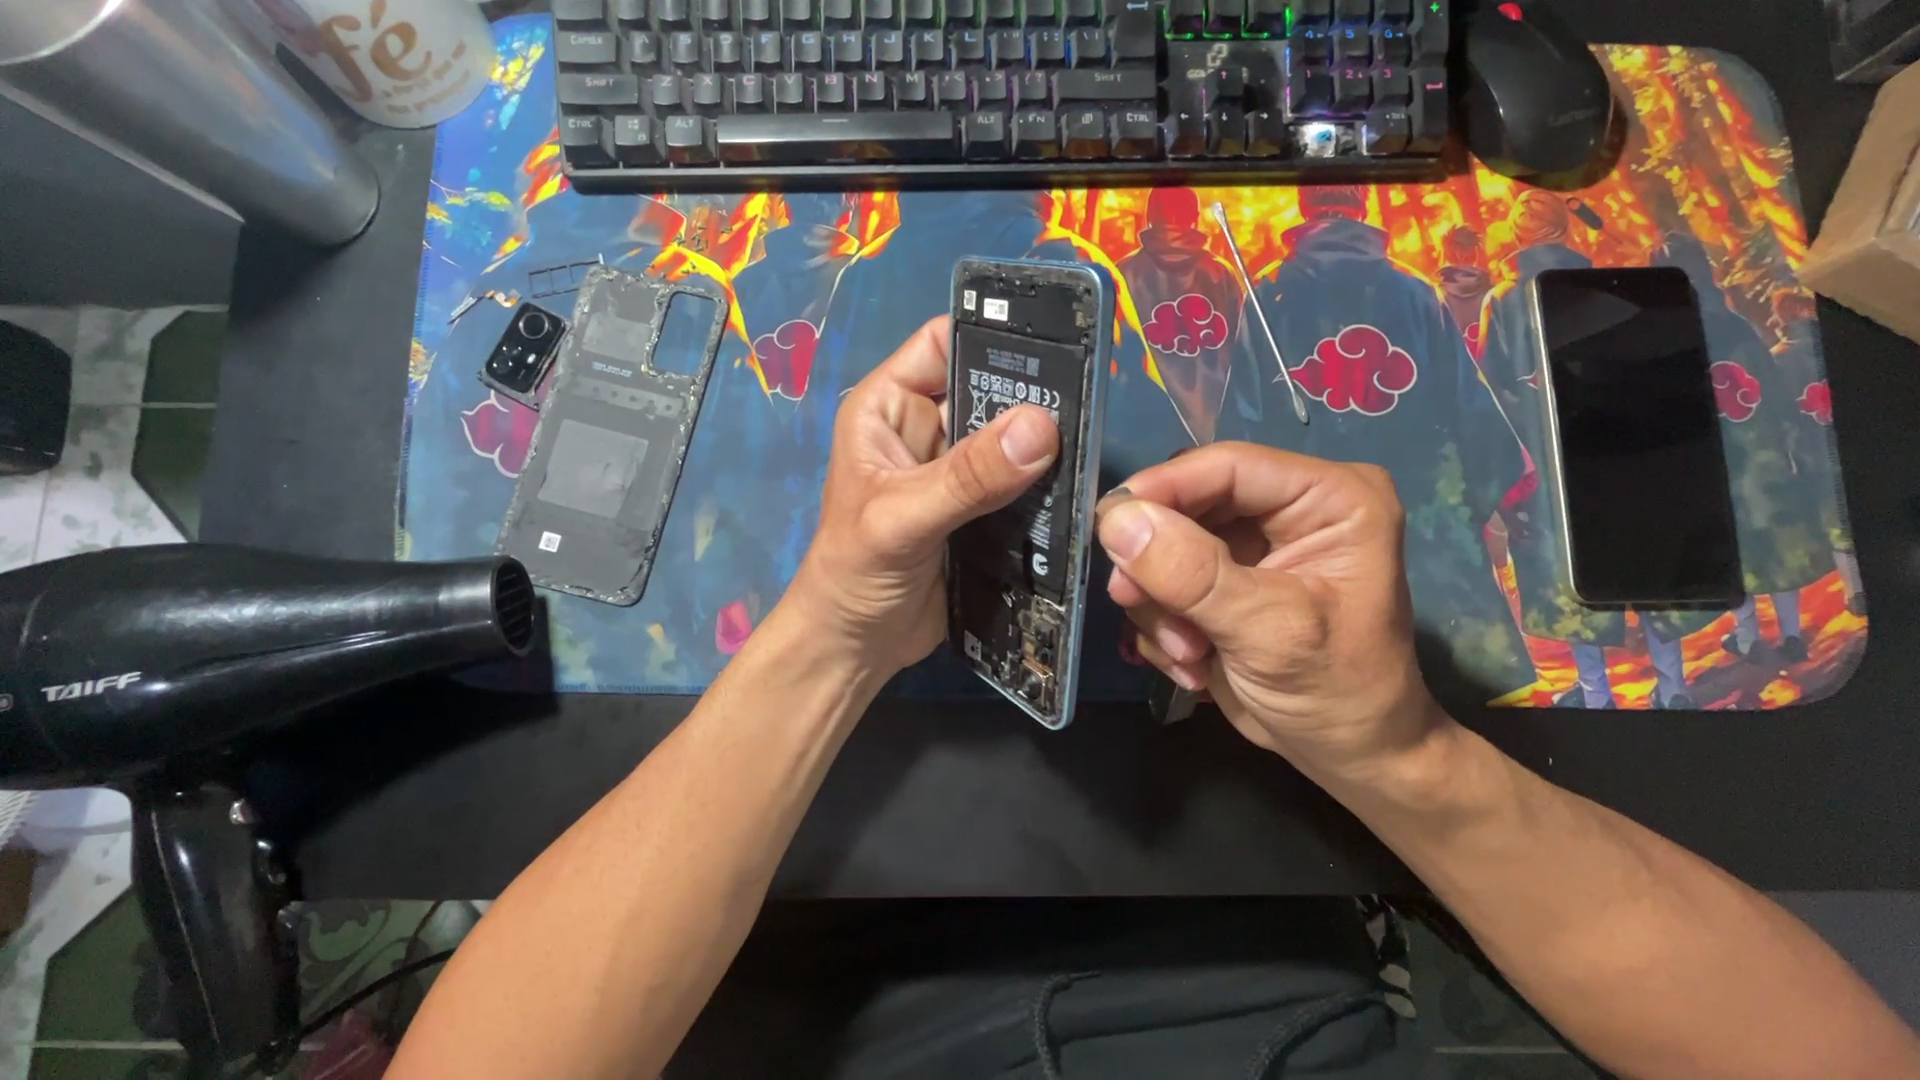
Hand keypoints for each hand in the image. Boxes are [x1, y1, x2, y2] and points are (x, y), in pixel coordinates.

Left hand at [786, 316, 1058, 675]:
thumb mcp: (903, 517)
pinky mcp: (980, 510)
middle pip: (988, 389)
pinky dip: (1046, 486)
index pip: (943, 343)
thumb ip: (966, 476)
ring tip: (1094, 442)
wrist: (857, 646)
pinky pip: (1021, 484)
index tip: (1054, 341)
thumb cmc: (854, 572)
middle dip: (1032, 392)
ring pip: (1011, 438)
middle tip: (1090, 399)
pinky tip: (1079, 487)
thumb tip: (1041, 426)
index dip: (991, 336)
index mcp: (888, 406)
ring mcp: (956, 471)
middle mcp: (925, 428)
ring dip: (1045, 444)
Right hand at [1097, 443, 1444, 777]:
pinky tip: (1193, 663)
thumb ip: (1194, 573)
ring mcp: (1250, 546)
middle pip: (1185, 502)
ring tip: (1188, 654)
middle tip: (1134, 601)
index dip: (1162, 488)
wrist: (1349, 756)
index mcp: (1329, 498)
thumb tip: (1116, 520)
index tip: (1107, 523)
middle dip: (1157, 562)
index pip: (1228, 466)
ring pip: (1162, 544)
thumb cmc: (1339, 692)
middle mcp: (1288, 508)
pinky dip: (1163, 624)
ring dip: (1160, 605)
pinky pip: (1161, 581)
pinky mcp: (1220, 582)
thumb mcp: (1270, 631)